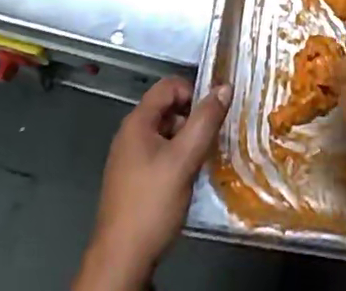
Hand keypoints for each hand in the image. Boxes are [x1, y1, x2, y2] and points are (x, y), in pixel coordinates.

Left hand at [71, 76, 231, 290]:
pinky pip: (160, 154)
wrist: (121, 259)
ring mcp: (129, 158)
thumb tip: (224, 87)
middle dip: (193, 119)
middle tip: (211, 141)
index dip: (193, 92)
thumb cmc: (152, 202)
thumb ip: (205, 121)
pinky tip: (187, 178)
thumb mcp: (184, 159)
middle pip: (168, 109)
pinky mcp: (133, 179)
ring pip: (166, 133)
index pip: (169, 86)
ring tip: (202, 161)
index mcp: (137, 122)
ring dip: (187, 141)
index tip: (212, 115)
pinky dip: (177, 158)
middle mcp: (130, 134)